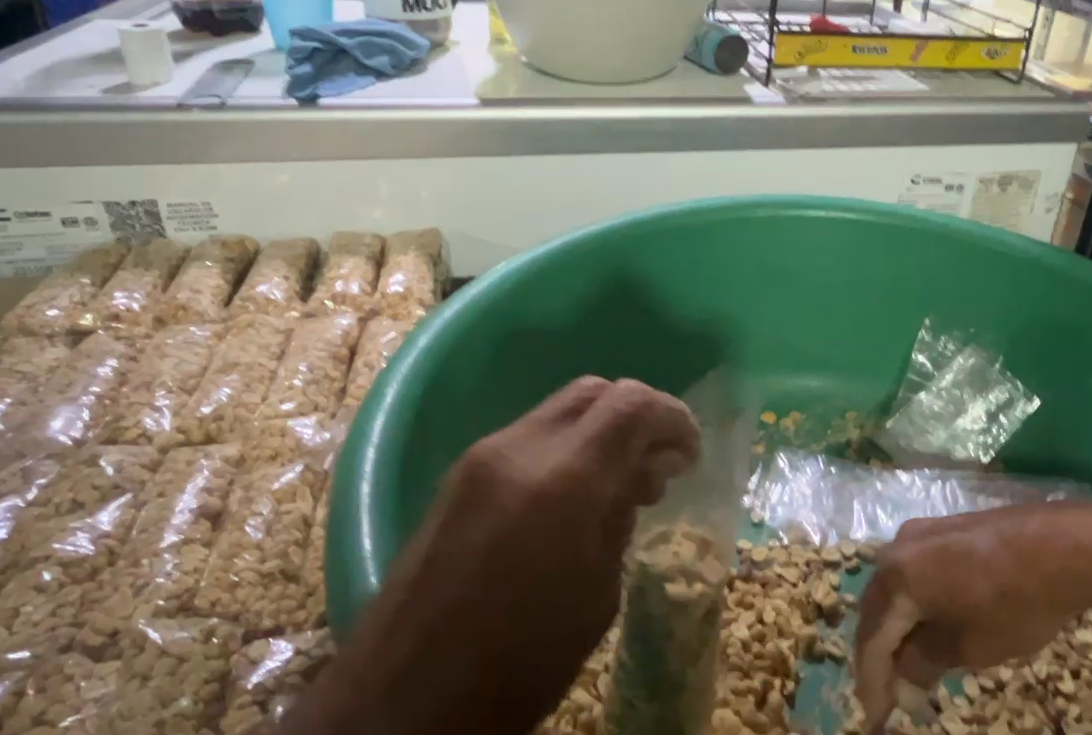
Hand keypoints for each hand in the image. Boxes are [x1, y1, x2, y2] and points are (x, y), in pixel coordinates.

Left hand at [287, 376, 699, 734]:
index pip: (632, 403)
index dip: (673, 417)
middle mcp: (521, 448)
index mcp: (564, 479)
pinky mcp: (459, 475)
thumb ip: (619, 518)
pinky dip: (566, 449)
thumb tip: (636, 478)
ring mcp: (483, 456)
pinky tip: (573, 499)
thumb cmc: (517, 662)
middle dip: (637, 415)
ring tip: (621, 486)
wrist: (402, 699)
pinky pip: (530, 437)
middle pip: (595, 391)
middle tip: (658, 465)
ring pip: (560, 410)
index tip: (689, 454)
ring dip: (600, 432)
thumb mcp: (595, 595)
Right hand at [853, 500, 1091, 728]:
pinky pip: (915, 571)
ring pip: (896, 588)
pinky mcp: (944, 529)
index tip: (877, 716)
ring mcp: (922, 533)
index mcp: (896, 577)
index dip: (872, 681)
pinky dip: (915, 604)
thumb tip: (903, 676)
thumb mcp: (970, 647)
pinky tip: (928, 627)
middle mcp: (897, 547)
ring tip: (908, 667)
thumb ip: (924, 661)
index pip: (872, 639)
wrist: (1067, 544)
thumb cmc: (1016, 601)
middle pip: (877, 608)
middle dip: (880, 654)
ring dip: (898, 628)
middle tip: (888, 695)